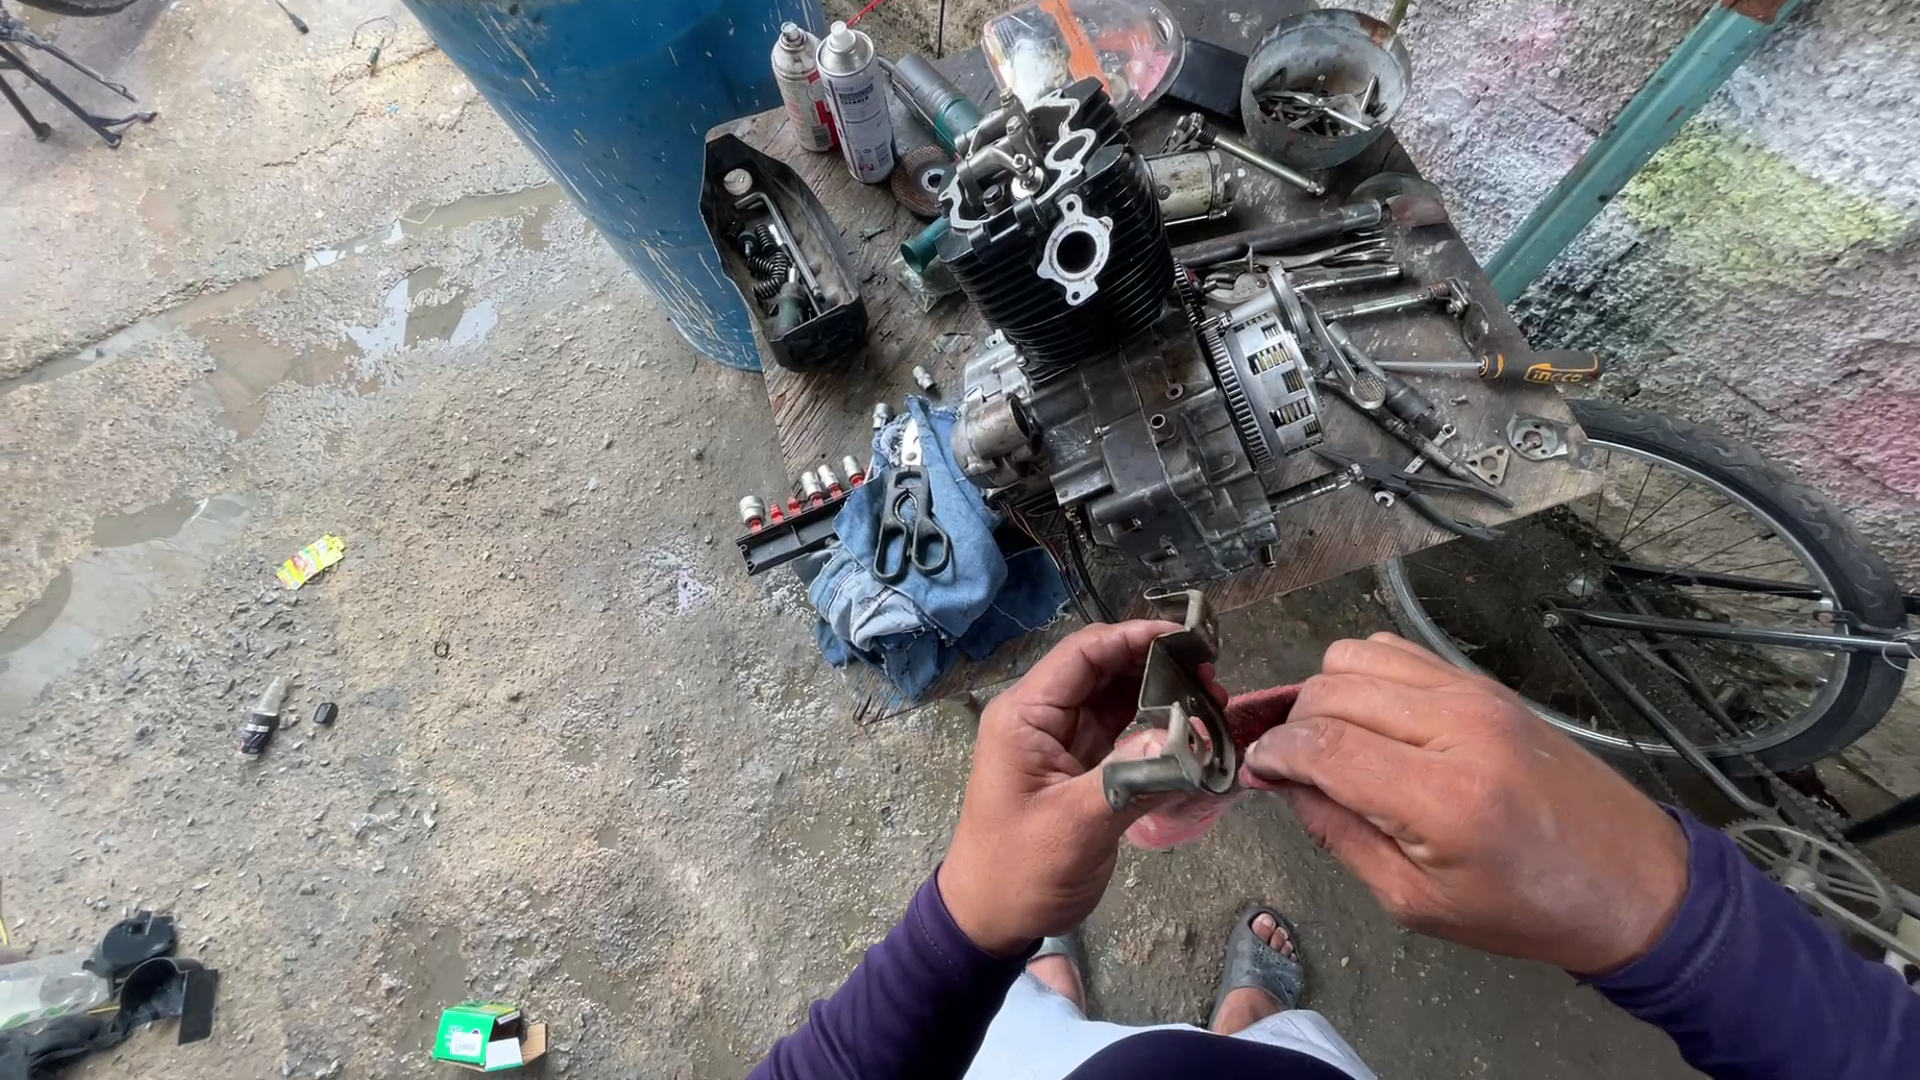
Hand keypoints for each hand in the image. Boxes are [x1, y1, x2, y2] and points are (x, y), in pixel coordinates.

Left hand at [939, 621, 1220, 955]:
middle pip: (1103, 670)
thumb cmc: (1019, 869)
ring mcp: (1062, 739)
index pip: (1082, 654)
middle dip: (1157, 666)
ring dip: (1161, 695)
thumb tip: (1190, 734)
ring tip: (1211, 700)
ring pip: (1116, 698)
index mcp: (1026, 714)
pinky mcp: (1080, 764)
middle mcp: (1043, 716)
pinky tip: (1192, 732)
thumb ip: (1132, 775)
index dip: (1134, 637)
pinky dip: (1155, 729)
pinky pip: (1121, 732)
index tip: (1186, 640)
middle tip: (1212, 677)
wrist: (989, 917)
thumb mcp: (1075, 824)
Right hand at [1243, 633, 1688, 974]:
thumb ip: (1334, 832)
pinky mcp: (1478, 680)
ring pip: (1348, 658)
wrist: (1635, 884)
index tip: (1256, 767)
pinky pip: (1387, 648)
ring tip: (1332, 737)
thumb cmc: (1525, 909)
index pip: (1321, 745)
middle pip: (1326, 694)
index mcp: (1444, 798)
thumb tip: (1278, 780)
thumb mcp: (1414, 900)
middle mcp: (1456, 727)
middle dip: (1290, 727)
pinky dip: (1358, 674)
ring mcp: (1471, 693)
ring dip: (1322, 695)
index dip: (1272, 752)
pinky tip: (1368, 712)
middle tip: (1292, 764)